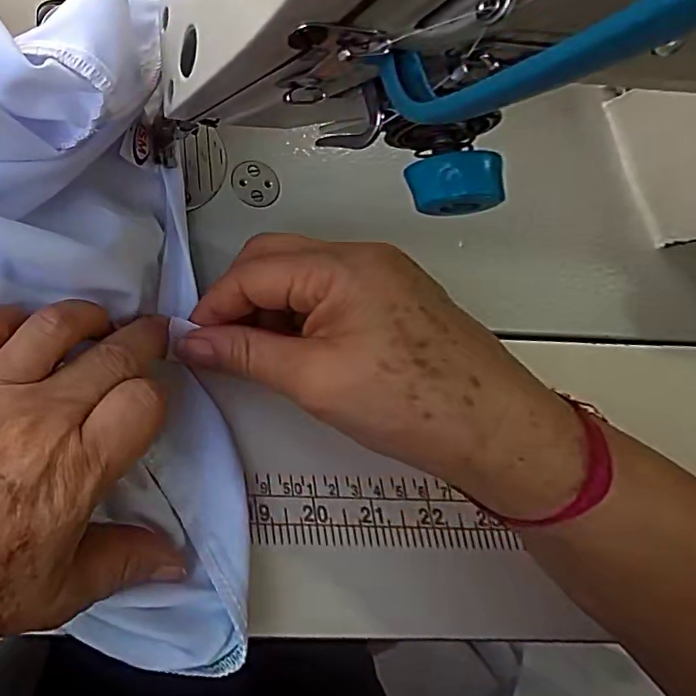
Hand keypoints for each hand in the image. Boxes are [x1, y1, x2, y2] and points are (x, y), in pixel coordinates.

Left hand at [0, 302, 184, 695]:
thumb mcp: (58, 591)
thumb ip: (123, 562)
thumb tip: (178, 558)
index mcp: (76, 464)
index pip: (142, 400)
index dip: (157, 393)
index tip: (151, 396)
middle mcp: (39, 411)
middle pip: (108, 353)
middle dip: (140, 339)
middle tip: (150, 334)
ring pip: (51, 324)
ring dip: (83, 315)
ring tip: (94, 321)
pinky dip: (11, 317)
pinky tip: (19, 330)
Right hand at [174, 234, 584, 518]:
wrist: (507, 439)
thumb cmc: (410, 406)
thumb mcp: (309, 380)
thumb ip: (240, 352)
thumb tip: (188, 341)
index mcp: (342, 267)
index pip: (249, 273)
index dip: (213, 307)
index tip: (193, 343)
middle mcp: (359, 256)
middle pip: (268, 257)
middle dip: (235, 297)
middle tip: (221, 342)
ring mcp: (379, 272)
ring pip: (291, 270)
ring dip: (262, 304)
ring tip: (257, 351)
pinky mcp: (389, 293)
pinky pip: (320, 286)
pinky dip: (292, 310)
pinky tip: (292, 348)